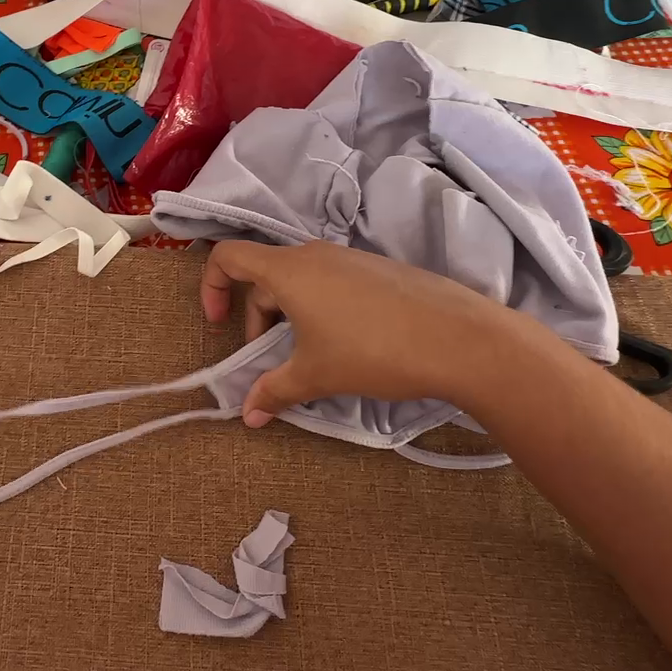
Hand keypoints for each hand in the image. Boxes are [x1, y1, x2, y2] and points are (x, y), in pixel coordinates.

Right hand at [200, 240, 557, 425]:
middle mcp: (312, 254)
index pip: (228, 256)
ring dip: (288, 317)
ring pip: (299, 281)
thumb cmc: (372, 351)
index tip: (218, 326)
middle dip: (256, 319)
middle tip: (269, 360)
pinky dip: (319, 309)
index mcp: (287, 270)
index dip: (212, 286)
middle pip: (264, 276)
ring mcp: (348, 258)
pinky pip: (330, 282)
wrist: (460, 339)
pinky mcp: (376, 269)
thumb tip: (248, 416)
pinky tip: (346, 345)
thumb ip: (274, 391)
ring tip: (309, 357)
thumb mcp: (316, 375)